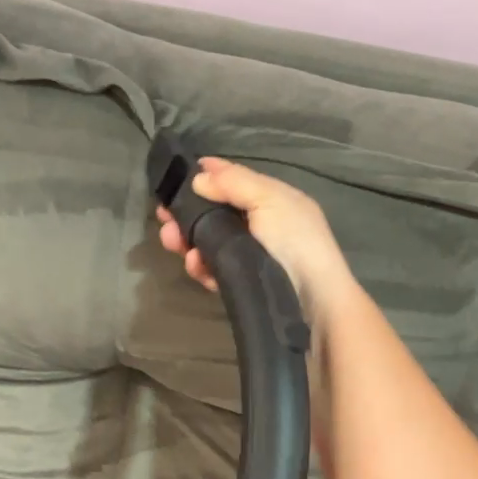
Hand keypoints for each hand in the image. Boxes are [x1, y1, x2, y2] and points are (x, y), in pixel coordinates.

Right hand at [156, 158, 354, 306]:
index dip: (207, 177)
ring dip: (187, 240)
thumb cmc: (295, 241)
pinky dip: (201, 267)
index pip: (235, 182)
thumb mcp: (270, 199)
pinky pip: (214, 270)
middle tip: (164, 217)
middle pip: (216, 214)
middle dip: (187, 213)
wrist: (313, 301)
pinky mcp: (242, 284)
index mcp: (274, 201)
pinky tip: (195, 265)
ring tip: (173, 242)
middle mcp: (262, 226)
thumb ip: (234, 183)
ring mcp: (251, 257)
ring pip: (210, 242)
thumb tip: (199, 177)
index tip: (176, 178)